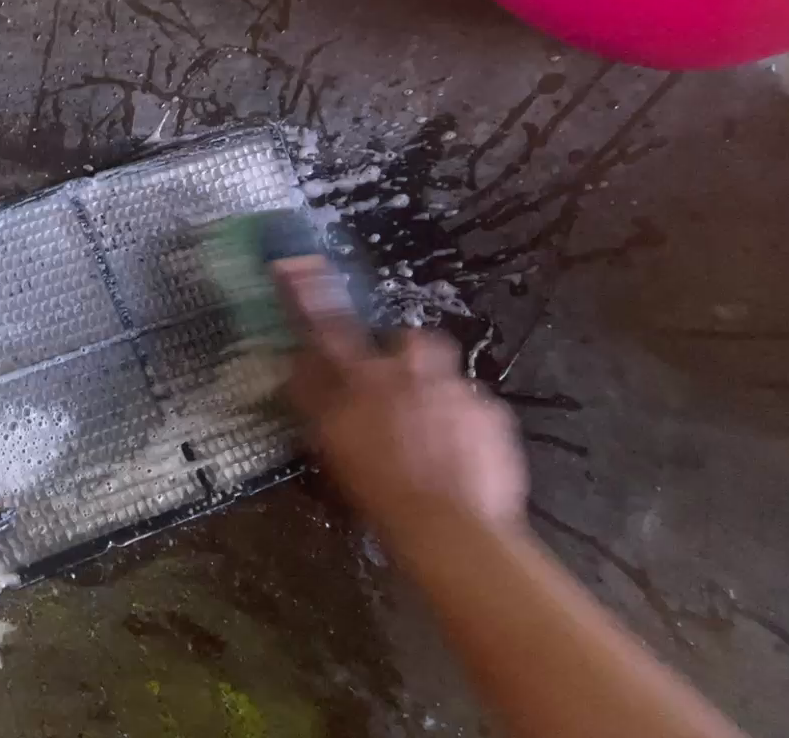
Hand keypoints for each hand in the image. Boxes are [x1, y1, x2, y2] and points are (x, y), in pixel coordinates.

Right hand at [273, 256, 528, 556]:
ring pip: (444, 375)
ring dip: (434, 389)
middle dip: (401, 350)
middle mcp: (411, 373)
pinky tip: (455, 453)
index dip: (308, 291)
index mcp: (362, 377)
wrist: (450, 526)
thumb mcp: (326, 440)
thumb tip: (296, 364)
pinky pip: (475, 407)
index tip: (293, 262)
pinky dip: (463, 422)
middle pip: (408, 340)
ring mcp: (459, 393)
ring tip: (427, 424)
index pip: (326, 324)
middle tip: (394, 379)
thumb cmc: (374, 485)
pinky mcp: (495, 419)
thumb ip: (311, 396)